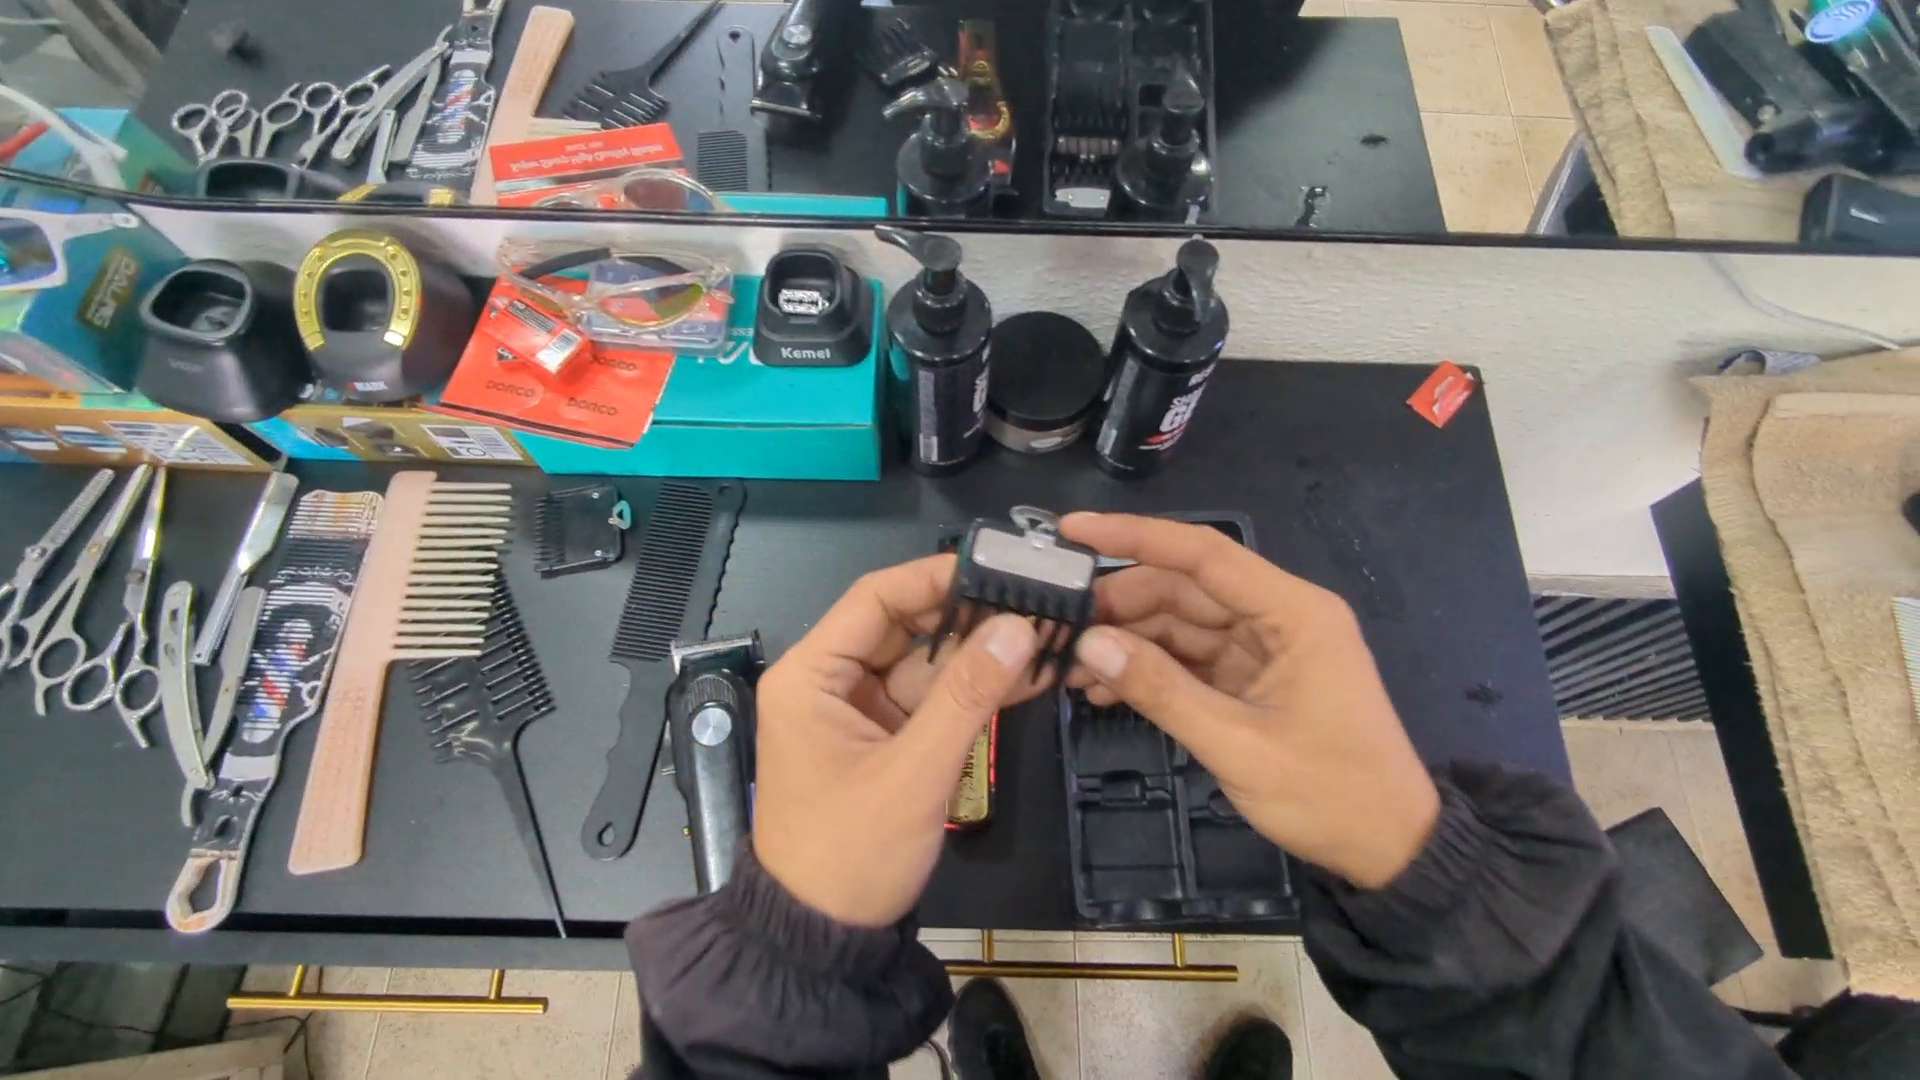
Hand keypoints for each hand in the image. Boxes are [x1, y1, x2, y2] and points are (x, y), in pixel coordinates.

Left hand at [752, 555, 1048, 926]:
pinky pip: (932, 701)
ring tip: (1043, 632)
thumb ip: (968, 696)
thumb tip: (1018, 627)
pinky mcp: (885, 737)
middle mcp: (831, 681)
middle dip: (969, 616)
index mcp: (811, 675)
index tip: (994, 566)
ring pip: (926, 664)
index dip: (934, 577)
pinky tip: (1026, 674)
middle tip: (1032, 599)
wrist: (824, 940)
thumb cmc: (851, 855)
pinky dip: (974, 691)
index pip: (874, 598)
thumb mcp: (914, 773)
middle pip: (905, 627)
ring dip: (980, 654)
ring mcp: (860, 710)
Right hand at [1062, 513, 1439, 888]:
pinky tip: (1104, 690)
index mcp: (1292, 613)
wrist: (1390, 849)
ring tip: (1071, 667)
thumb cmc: (1330, 794)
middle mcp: (1275, 616)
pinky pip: (1186, 658)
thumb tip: (1090, 643)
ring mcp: (1260, 647)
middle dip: (1118, 604)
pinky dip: (1147, 670)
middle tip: (1058, 625)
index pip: (1203, 554)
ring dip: (1126, 642)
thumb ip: (1161, 690)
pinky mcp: (1247, 676)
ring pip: (1177, 623)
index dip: (1135, 535)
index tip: (1073, 529)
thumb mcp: (1238, 745)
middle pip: (1182, 588)